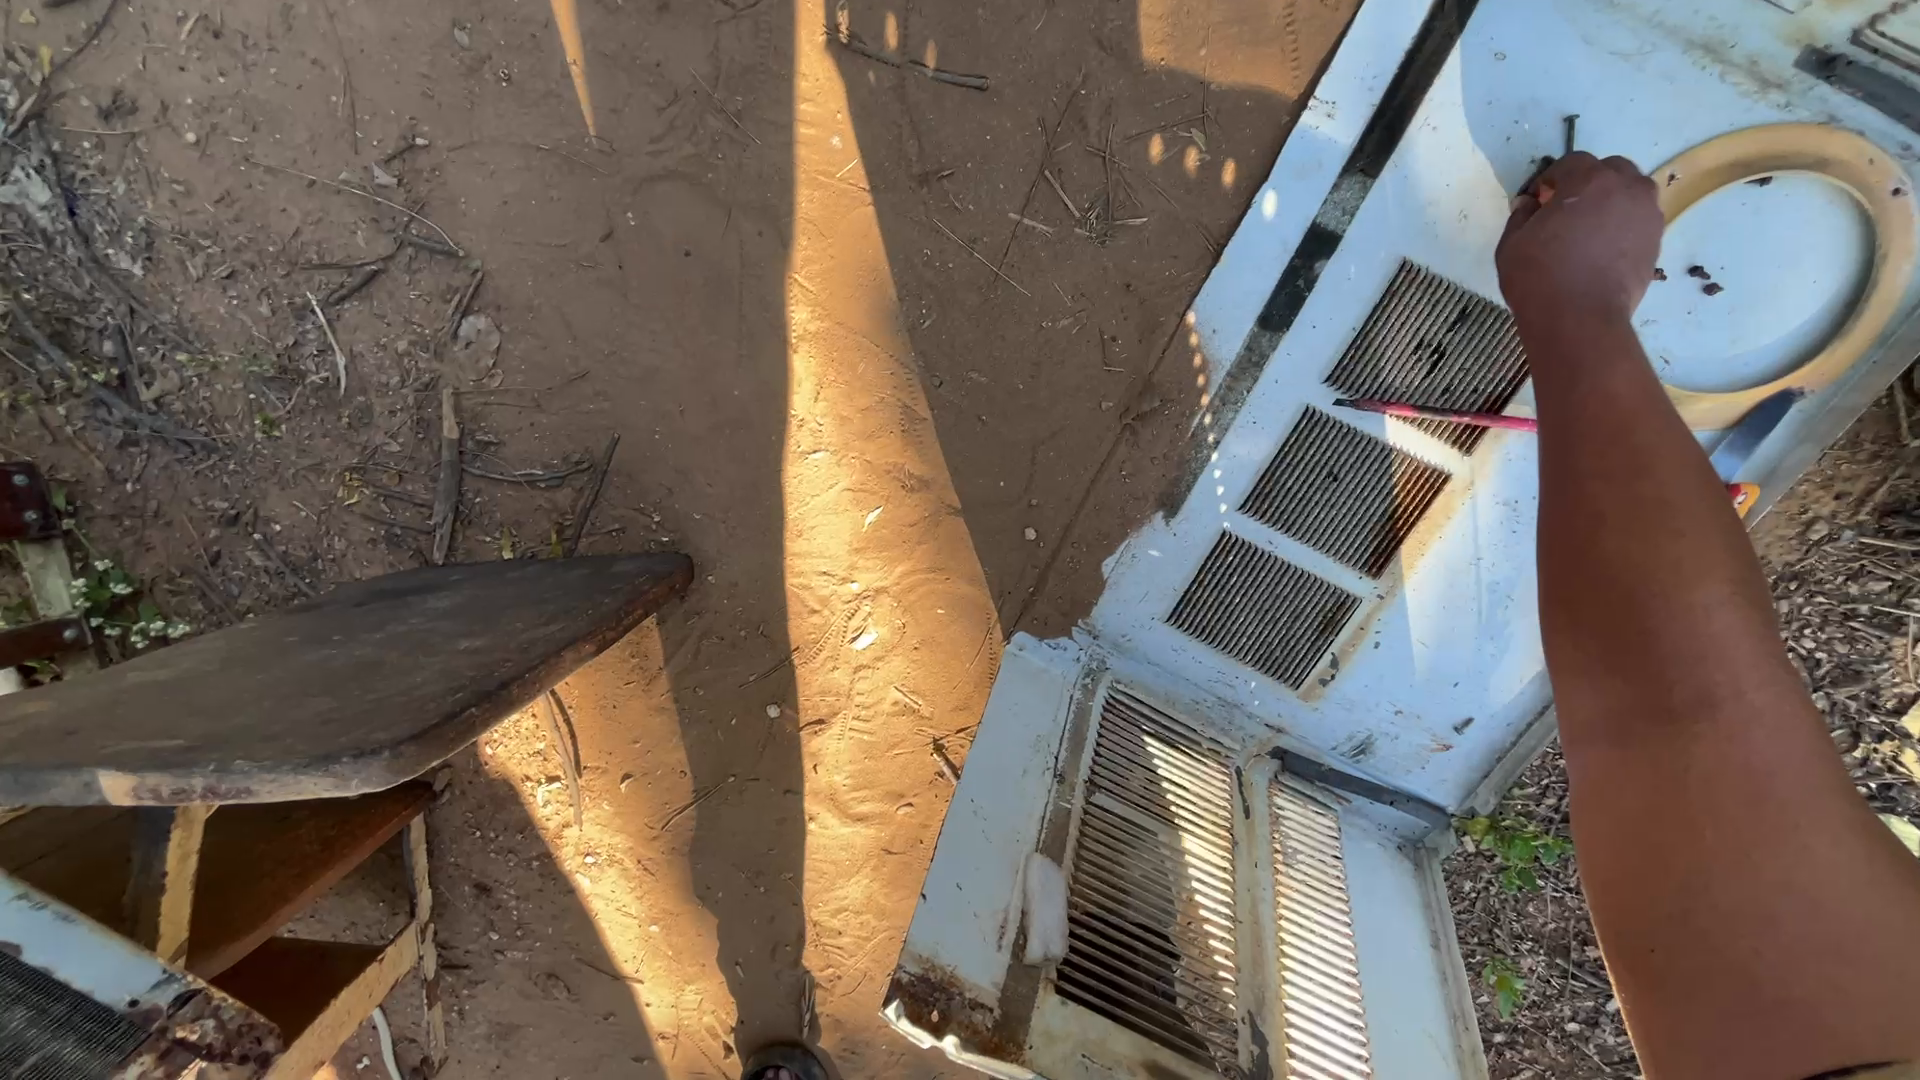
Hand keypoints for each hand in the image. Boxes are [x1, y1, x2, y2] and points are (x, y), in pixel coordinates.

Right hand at [1496, 152, 1663, 331]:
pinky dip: (1619, 224)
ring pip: (1629, 191)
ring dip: (1608, 201)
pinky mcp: (1656, 237)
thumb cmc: (1537, 277)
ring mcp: (1647, 212)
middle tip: (1563, 209)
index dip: (1550, 178)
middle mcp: (1626, 187)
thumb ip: (1520, 216)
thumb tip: (1528, 203)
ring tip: (1585, 229)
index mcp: (1588, 182)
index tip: (1536, 199)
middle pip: (1610, 169)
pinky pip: (1637, 218)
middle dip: (1586, 182)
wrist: (1580, 316)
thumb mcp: (1511, 245)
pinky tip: (1598, 249)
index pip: (1571, 162)